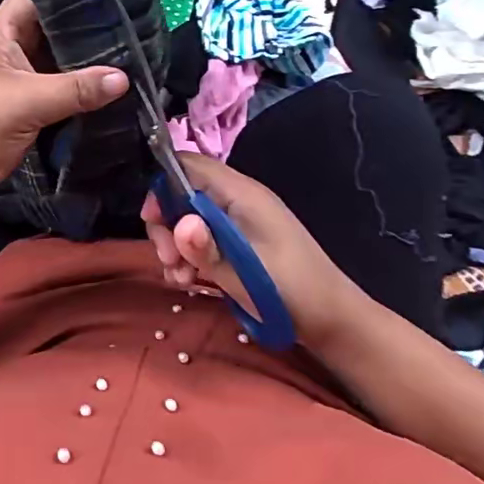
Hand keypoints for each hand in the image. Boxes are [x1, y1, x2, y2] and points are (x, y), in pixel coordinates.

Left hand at [0, 0, 128, 193]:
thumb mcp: (24, 102)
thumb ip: (75, 89)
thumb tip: (125, 78)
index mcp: (2, 31)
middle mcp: (13, 46)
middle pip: (55, 26)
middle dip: (89, 25)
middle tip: (134, 20)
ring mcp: (22, 75)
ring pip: (61, 57)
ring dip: (89, 57)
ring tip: (134, 46)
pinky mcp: (29, 101)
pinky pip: (62, 85)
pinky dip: (83, 85)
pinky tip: (114, 82)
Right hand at [141, 152, 366, 345]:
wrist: (331, 318)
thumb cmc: (288, 290)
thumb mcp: (242, 273)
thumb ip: (206, 248)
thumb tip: (177, 224)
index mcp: (241, 193)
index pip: (188, 165)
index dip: (163, 186)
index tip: (152, 220)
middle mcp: (238, 200)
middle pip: (183, 193)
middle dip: (167, 225)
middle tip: (168, 260)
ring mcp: (240, 221)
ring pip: (190, 219)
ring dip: (177, 246)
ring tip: (181, 278)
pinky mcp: (242, 242)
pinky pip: (205, 238)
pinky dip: (192, 257)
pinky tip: (190, 281)